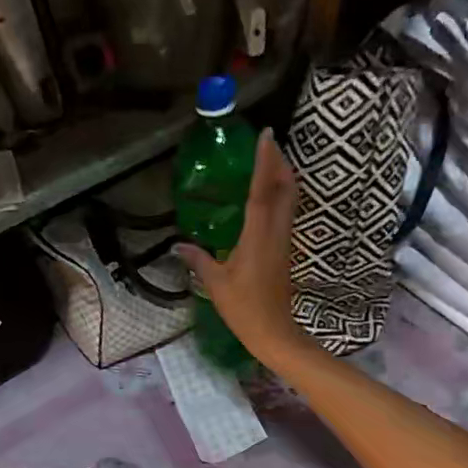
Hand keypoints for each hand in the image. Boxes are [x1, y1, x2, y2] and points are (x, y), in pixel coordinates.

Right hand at [175, 128, 310, 362]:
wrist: (273, 331)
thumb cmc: (243, 308)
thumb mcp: (216, 283)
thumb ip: (198, 260)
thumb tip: (177, 246)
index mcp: (258, 235)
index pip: (262, 190)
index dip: (264, 161)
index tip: (265, 135)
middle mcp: (276, 232)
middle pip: (285, 188)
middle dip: (278, 163)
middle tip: (268, 144)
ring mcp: (284, 240)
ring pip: (290, 199)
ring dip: (282, 177)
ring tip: (269, 162)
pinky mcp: (285, 250)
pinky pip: (286, 213)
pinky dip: (280, 196)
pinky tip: (268, 197)